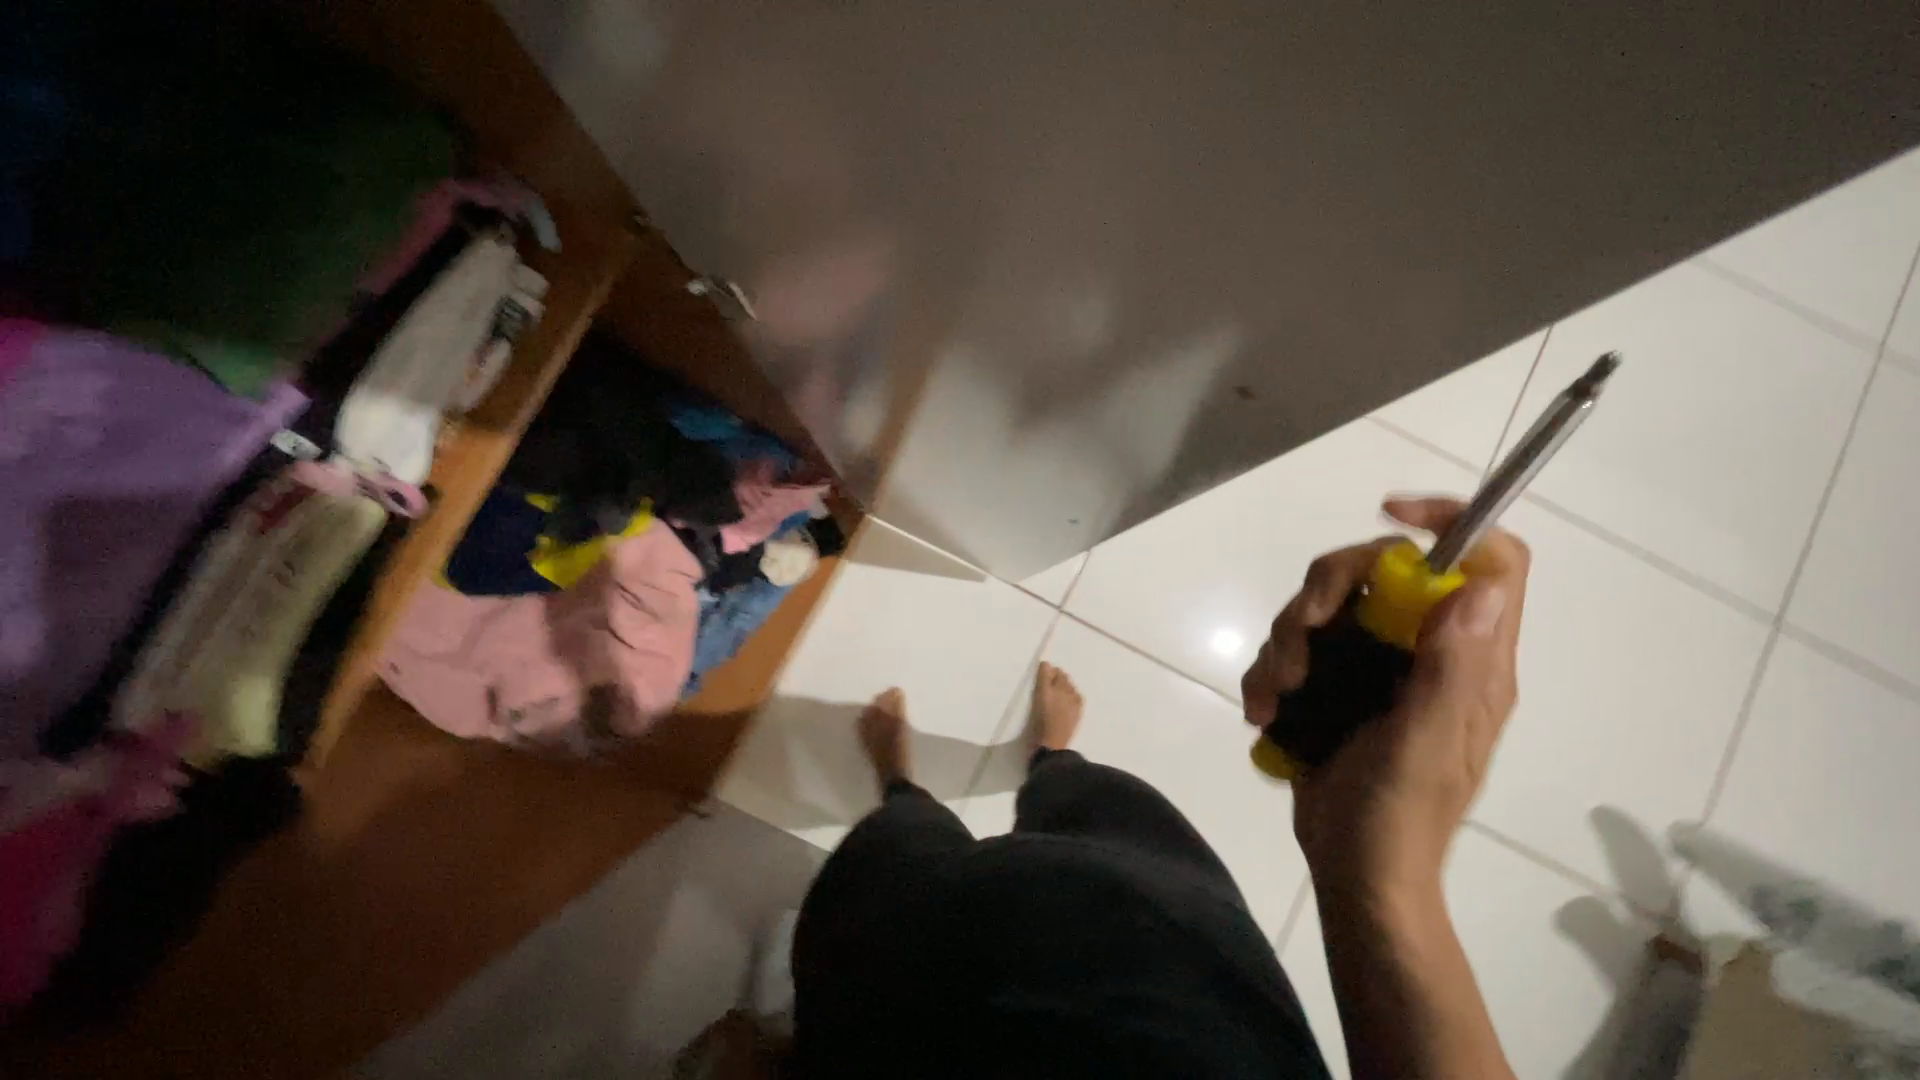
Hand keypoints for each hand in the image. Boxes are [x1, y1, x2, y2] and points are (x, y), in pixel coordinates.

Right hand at [1241, 496, 1529, 899]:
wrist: (1353, 868)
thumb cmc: (1398, 816)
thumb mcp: (1425, 745)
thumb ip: (1452, 669)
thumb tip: (1479, 587)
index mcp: (1470, 659)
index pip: (1488, 562)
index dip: (1451, 523)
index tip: (1389, 513)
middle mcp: (1425, 649)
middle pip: (1381, 570)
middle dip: (1329, 588)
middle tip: (1302, 632)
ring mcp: (1375, 665)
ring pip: (1326, 605)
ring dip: (1287, 638)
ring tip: (1276, 692)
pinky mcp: (1333, 682)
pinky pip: (1293, 645)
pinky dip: (1268, 671)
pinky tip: (1262, 710)